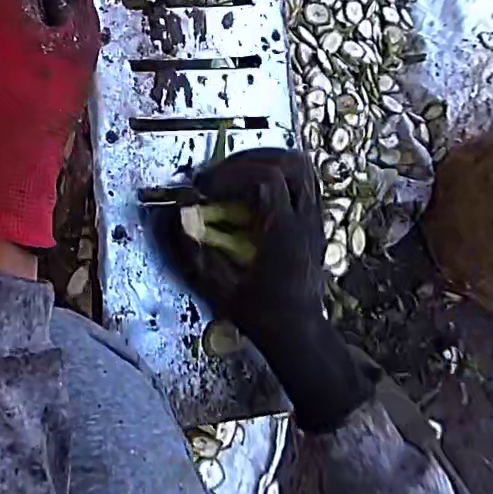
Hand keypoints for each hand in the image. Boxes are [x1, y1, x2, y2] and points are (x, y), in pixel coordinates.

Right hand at [158, 149, 372, 430]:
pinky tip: (247, 188)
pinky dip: (271, 172)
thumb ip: (195, 248)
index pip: (267, 180)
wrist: (297, 333)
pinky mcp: (310, 218)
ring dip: (261, 161)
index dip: (229, 174)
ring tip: (231, 174)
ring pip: (300, 165)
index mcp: (285, 235)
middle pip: (289, 163)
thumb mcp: (218, 286)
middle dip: (245, 160)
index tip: (203, 188)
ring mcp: (313, 218)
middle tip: (216, 175)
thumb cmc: (259, 313)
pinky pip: (299, 179)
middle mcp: (305, 222)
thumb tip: (179, 211)